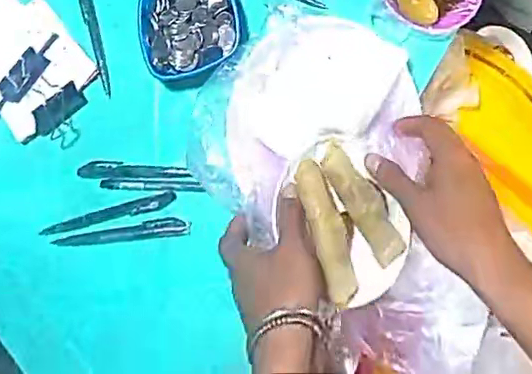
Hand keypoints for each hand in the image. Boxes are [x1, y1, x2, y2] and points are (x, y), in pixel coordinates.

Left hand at [220, 191, 324, 339]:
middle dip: (259, 243)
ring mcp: (252, 306)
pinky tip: (303, 279)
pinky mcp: (267, 322)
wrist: (291, 344)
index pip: (228, 239)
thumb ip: (290, 216)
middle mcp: (239, 283)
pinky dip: (284, 283)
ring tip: (296, 251)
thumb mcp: (293, 245)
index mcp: (239, 261)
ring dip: (273, 264)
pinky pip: (272, 294)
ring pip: (259, 277)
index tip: (247, 214)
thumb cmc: (287, 288)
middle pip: (243, 258)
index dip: (236, 225)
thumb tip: (287, 186)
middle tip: (278, 229)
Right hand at [368, 116, 522, 289]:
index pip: (430, 124)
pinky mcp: (481, 190)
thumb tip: (371, 157)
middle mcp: (466, 157)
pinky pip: (458, 163)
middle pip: (443, 133)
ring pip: (452, 149)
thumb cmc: (450, 229)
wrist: (492, 261)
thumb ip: (393, 178)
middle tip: (401, 139)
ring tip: (414, 160)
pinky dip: (442, 162)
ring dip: (433, 147)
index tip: (392, 129)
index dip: (410, 123)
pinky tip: (433, 183)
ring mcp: (477, 174)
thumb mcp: (415, 204)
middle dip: (422, 131)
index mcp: (451, 153)